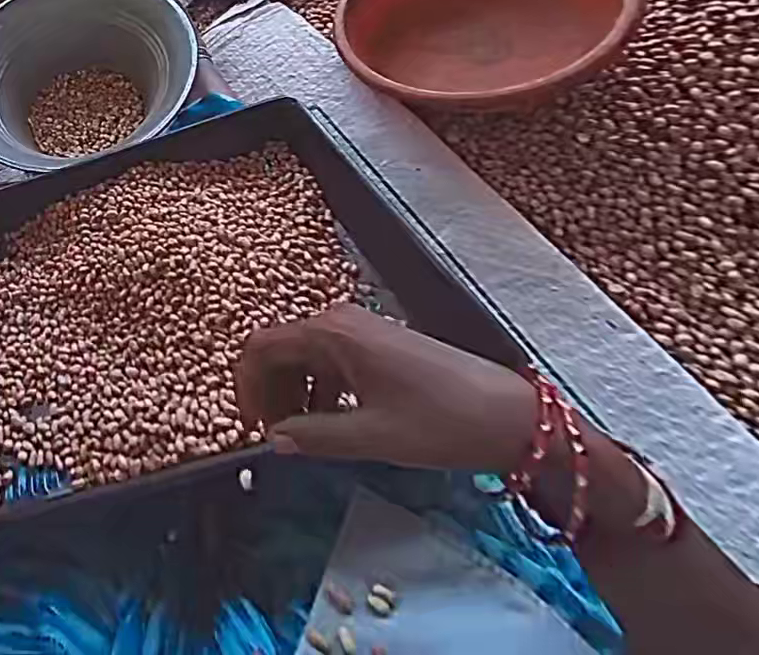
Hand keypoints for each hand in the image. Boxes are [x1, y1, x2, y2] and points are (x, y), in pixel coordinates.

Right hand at [234, 304, 534, 471]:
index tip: (248, 422)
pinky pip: (327, 358)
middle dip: (268, 390)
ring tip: (297, 431)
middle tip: (270, 434)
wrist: (512, 413)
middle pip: (280, 349)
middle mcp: (337, 320)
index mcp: (329, 333)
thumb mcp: (372, 436)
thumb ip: (315, 436)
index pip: (262, 347)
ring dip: (291, 390)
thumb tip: (273, 440)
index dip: (246, 384)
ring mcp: (358, 327)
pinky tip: (327, 418)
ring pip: (302, 355)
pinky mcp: (375, 340)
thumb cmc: (440, 421)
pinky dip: (316, 387)